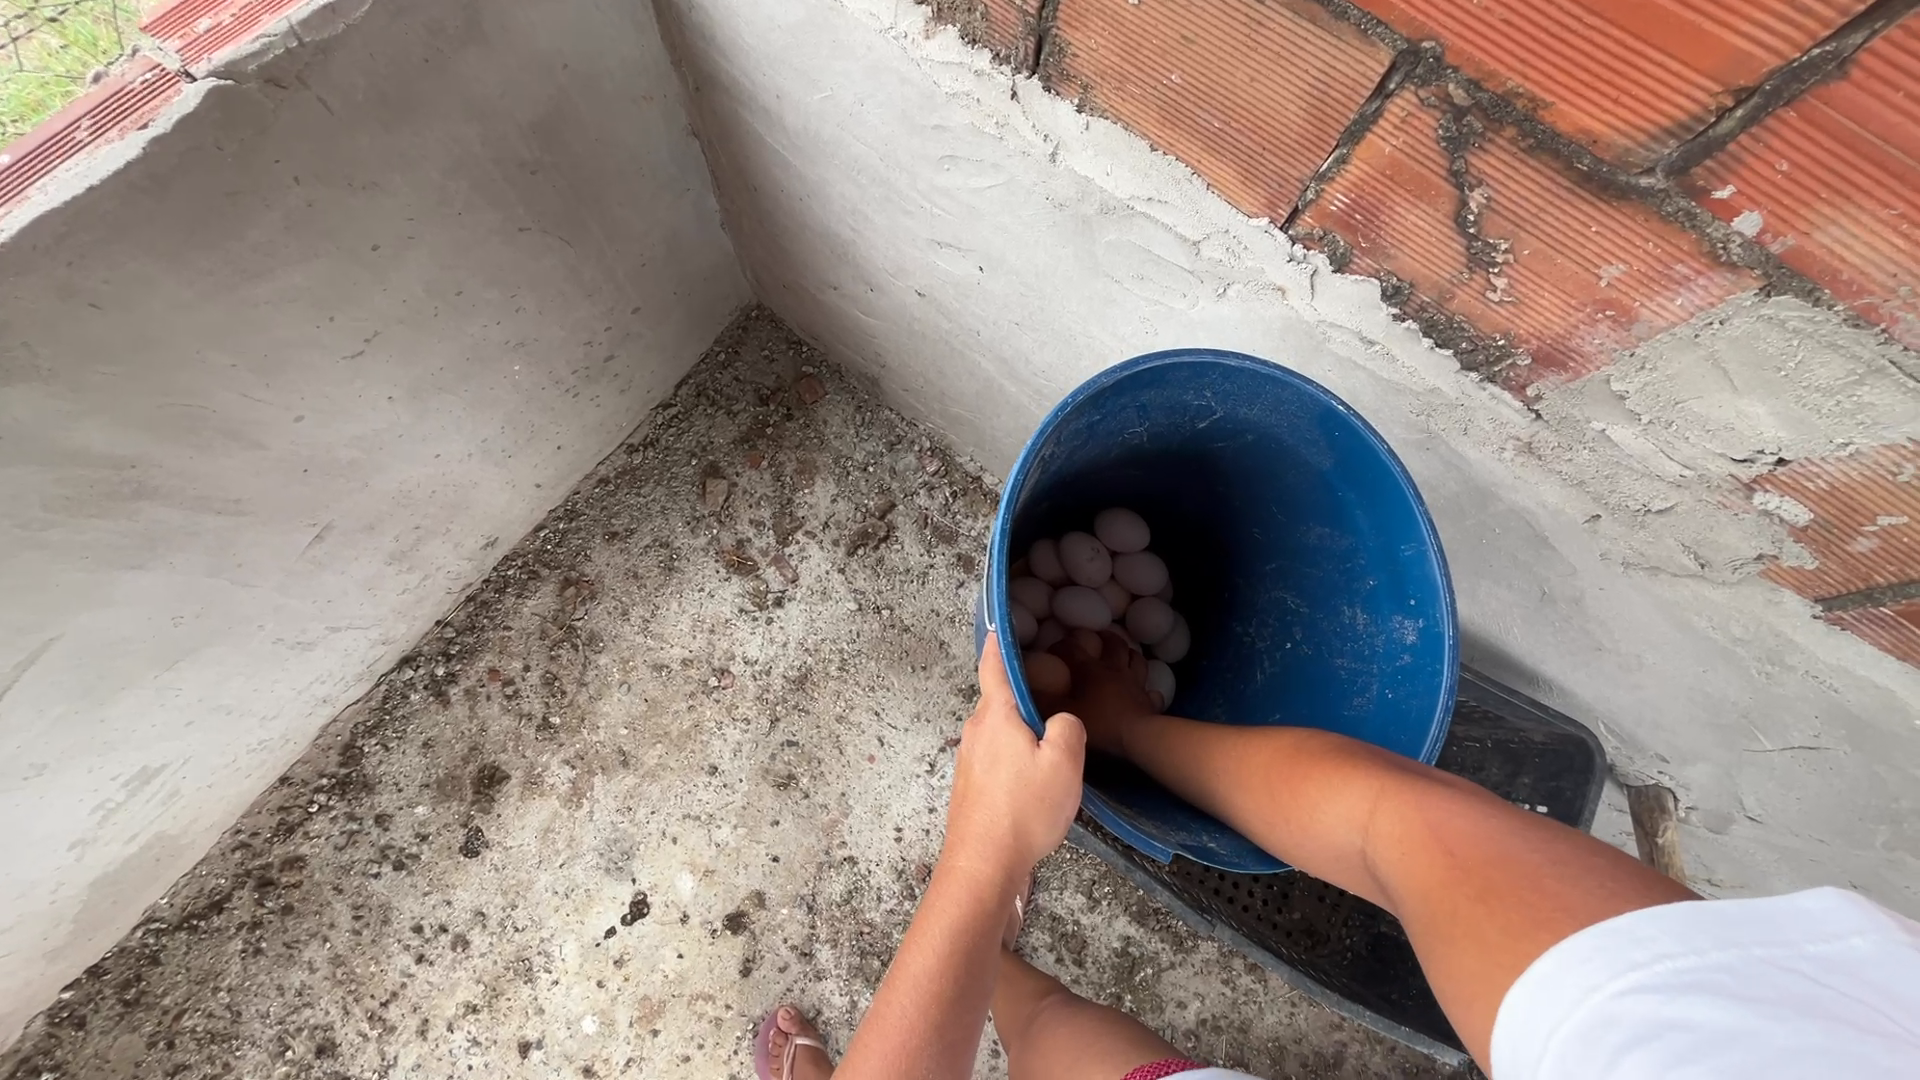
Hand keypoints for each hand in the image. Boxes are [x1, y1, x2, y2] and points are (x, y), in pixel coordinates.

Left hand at [942, 635, 1086, 883]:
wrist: (983, 863)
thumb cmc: (1024, 809)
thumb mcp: (1063, 761)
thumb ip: (1066, 727)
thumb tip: (1059, 721)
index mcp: (996, 714)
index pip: (993, 666)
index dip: (999, 643)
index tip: (1002, 626)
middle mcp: (976, 730)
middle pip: (999, 700)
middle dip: (1023, 695)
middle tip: (1054, 694)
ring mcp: (969, 758)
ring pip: (999, 730)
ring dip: (1021, 730)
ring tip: (1050, 743)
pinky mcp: (971, 784)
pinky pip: (996, 755)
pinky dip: (1014, 754)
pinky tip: (1034, 777)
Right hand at [1038, 629, 1158, 757]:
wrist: (1137, 738)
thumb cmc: (1099, 723)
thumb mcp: (1063, 713)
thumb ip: (1042, 701)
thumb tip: (1024, 690)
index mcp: (1091, 670)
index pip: (1073, 648)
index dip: (1062, 645)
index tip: (1053, 649)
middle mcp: (1115, 670)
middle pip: (1113, 644)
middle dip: (1104, 637)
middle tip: (1098, 636)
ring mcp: (1136, 684)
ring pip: (1135, 660)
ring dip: (1129, 654)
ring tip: (1123, 653)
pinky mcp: (1149, 702)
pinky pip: (1150, 691)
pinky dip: (1147, 689)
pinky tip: (1144, 692)